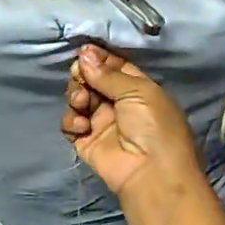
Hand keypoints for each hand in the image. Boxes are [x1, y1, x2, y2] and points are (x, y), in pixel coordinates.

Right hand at [62, 44, 201, 202]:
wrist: (150, 172)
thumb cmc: (153, 126)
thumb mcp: (138, 91)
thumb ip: (108, 74)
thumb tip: (83, 55)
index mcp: (137, 89)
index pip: (113, 67)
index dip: (98, 59)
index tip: (82, 52)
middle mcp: (118, 104)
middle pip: (91, 81)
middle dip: (82, 77)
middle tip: (80, 78)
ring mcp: (101, 123)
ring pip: (78, 100)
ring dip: (76, 97)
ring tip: (82, 103)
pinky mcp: (86, 141)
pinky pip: (71, 124)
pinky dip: (72, 121)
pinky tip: (82, 127)